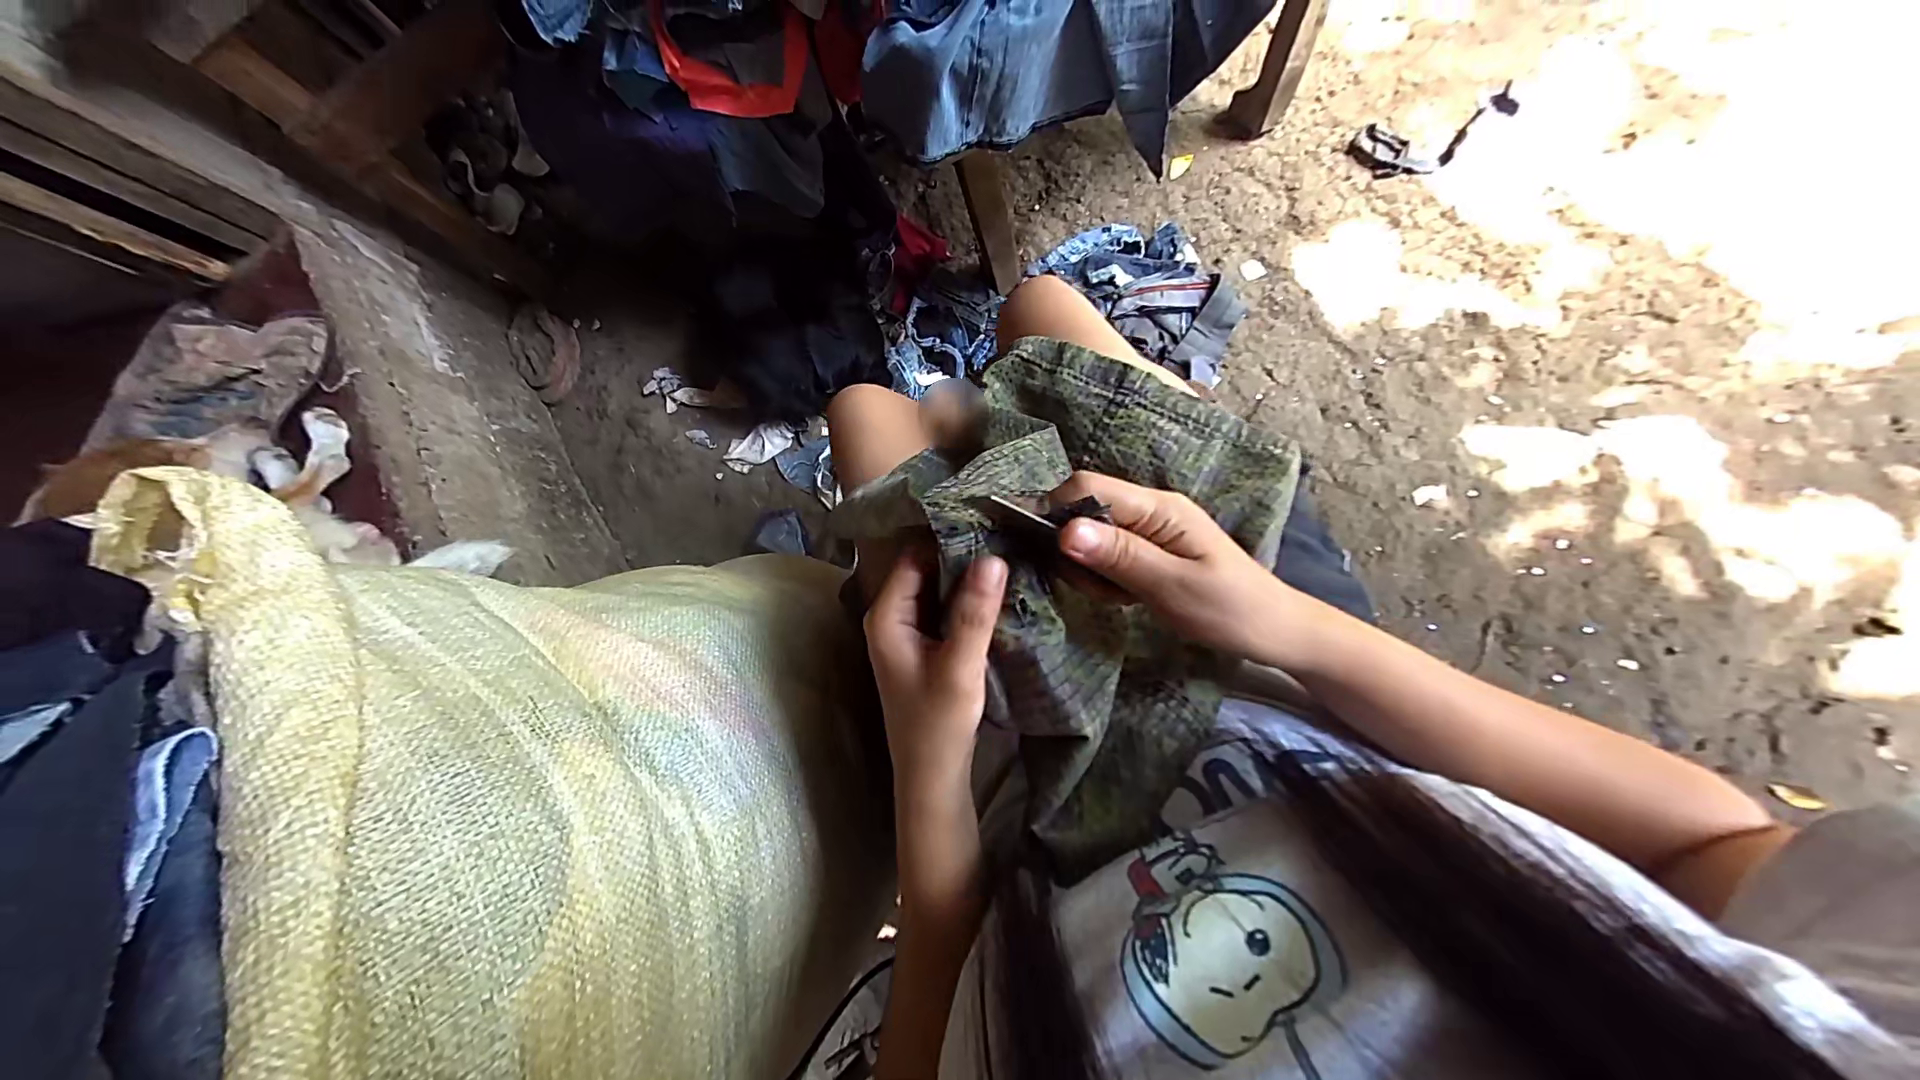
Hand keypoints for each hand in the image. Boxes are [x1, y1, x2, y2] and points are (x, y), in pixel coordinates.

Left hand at [864, 550, 1008, 805]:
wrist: (932, 774)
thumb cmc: (938, 723)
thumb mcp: (960, 666)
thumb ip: (975, 613)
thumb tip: (994, 558)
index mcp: (886, 615)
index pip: (914, 556)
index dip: (947, 536)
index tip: (987, 519)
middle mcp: (890, 616)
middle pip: (925, 568)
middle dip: (960, 552)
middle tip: (1004, 532)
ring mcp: (906, 630)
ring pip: (937, 588)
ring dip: (966, 575)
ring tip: (1006, 551)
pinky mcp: (924, 643)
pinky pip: (944, 607)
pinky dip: (966, 597)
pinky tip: (996, 588)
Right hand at [1050, 471, 1322, 667]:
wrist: (1272, 631)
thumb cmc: (1229, 609)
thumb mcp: (1172, 586)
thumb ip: (1120, 556)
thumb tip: (1065, 531)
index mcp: (1158, 507)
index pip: (1086, 486)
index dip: (1058, 513)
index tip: (1056, 557)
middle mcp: (1149, 508)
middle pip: (1082, 508)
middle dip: (1075, 549)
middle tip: (1099, 589)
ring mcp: (1148, 528)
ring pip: (1089, 534)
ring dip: (1090, 568)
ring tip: (1119, 597)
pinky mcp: (1146, 548)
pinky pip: (1105, 553)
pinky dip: (1103, 576)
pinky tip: (1124, 597)